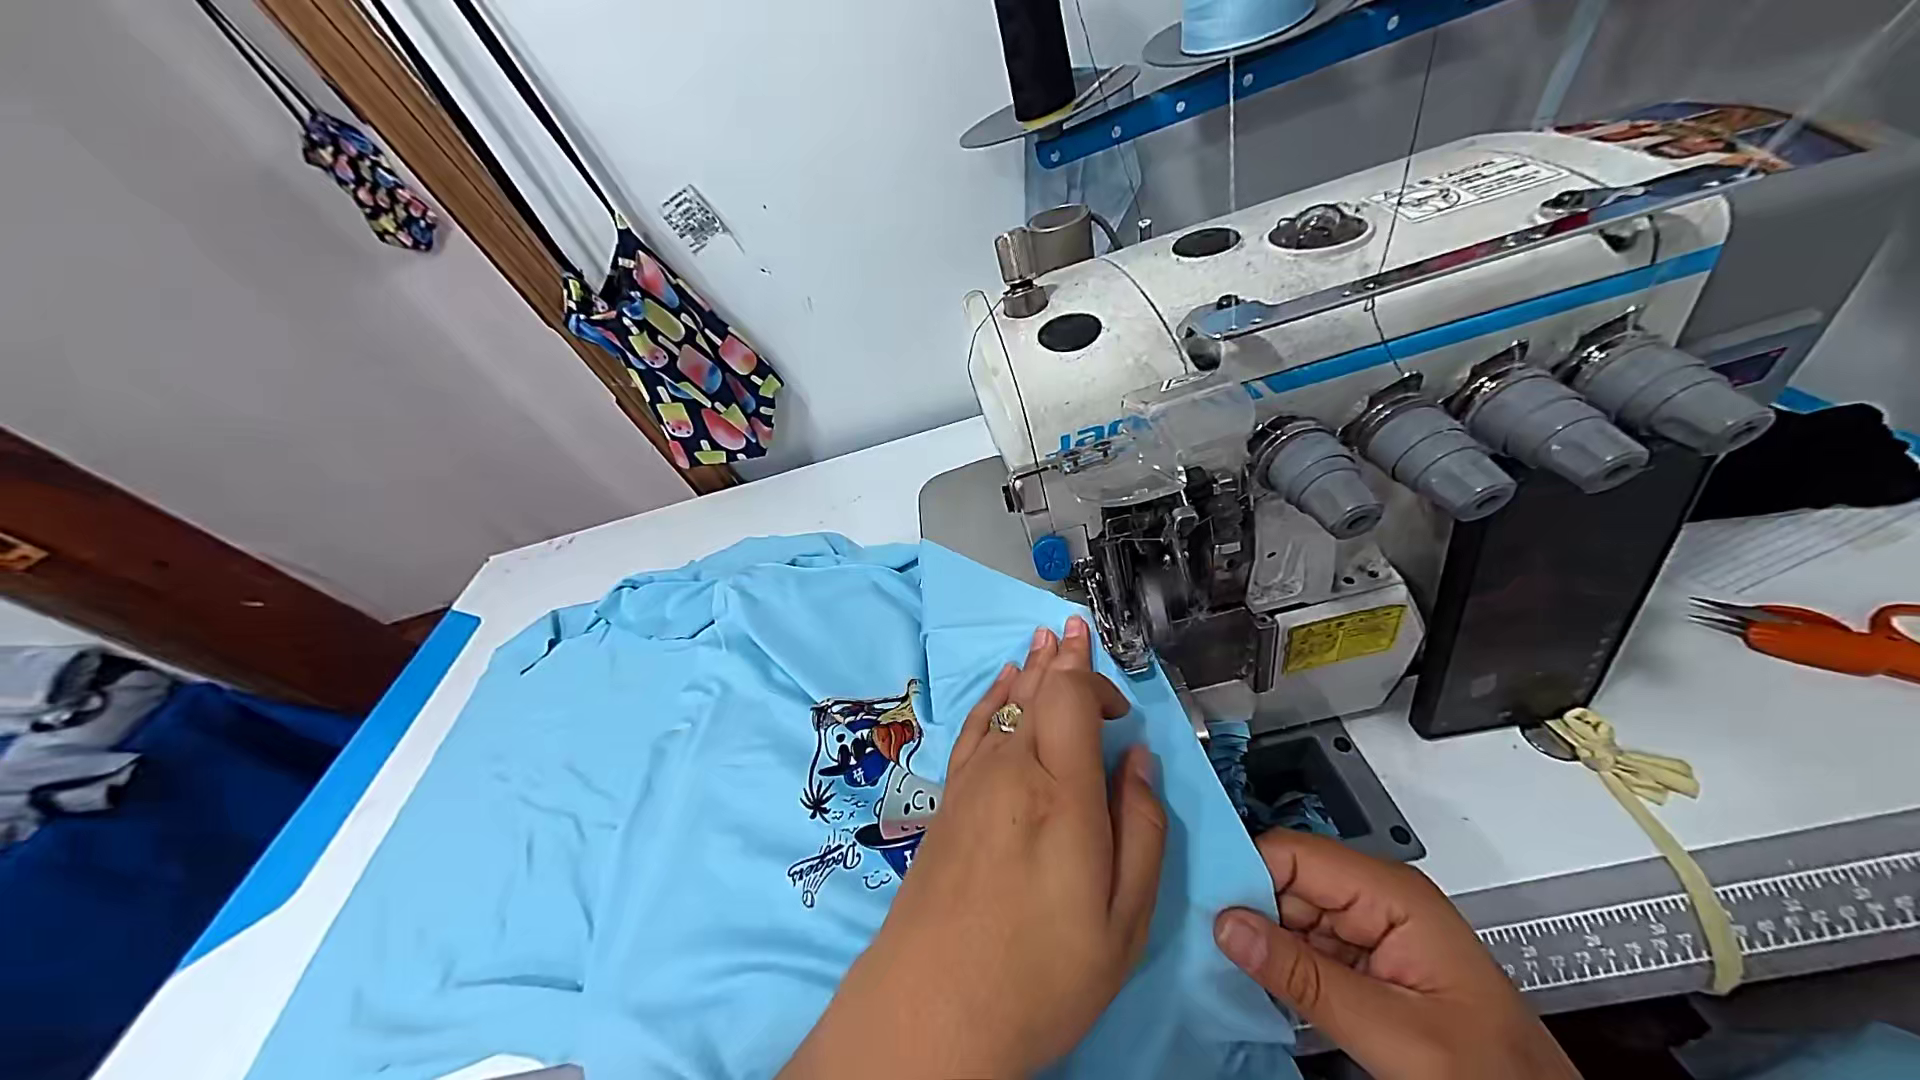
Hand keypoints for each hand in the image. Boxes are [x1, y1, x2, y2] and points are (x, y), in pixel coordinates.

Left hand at [782, 616, 1166, 1079]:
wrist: (932, 1006)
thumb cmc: (1042, 971)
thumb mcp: (1124, 918)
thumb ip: (1141, 829)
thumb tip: (1139, 761)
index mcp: (1064, 792)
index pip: (1072, 698)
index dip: (1092, 677)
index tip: (1116, 697)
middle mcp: (1013, 769)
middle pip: (1037, 691)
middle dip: (1061, 658)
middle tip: (1072, 629)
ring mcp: (974, 780)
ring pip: (1005, 703)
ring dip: (1029, 671)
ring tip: (1043, 642)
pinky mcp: (950, 798)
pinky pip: (974, 728)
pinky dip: (992, 699)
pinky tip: (1000, 687)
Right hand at [1214, 830, 1578, 1079]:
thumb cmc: (1491, 1075)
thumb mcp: (1394, 1033)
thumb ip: (1305, 977)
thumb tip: (1228, 925)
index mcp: (1391, 893)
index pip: (1293, 854)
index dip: (1246, 872)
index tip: (1205, 905)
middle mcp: (1376, 898)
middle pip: (1286, 881)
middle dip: (1249, 911)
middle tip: (1209, 945)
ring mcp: (1370, 928)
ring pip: (1289, 913)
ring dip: (1262, 941)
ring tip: (1229, 967)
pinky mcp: (1364, 958)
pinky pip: (1304, 944)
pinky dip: (1280, 964)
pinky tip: (1263, 985)